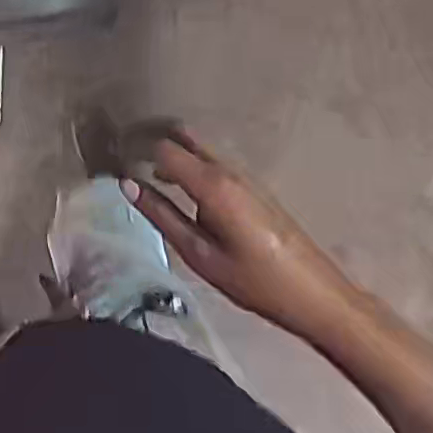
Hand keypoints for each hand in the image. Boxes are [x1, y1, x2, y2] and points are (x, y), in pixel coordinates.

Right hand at [125, 130, 363, 342]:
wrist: (318, 296)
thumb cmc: (255, 281)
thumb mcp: (200, 254)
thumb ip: (161, 215)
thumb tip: (127, 184)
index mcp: (212, 184)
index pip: (163, 148)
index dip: (136, 150)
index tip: (114, 159)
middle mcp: (227, 169)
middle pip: (183, 136)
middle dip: (153, 140)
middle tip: (127, 158)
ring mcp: (244, 175)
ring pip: (198, 148)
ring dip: (171, 153)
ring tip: (146, 175)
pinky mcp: (253, 186)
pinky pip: (212, 162)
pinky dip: (189, 165)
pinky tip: (179, 189)